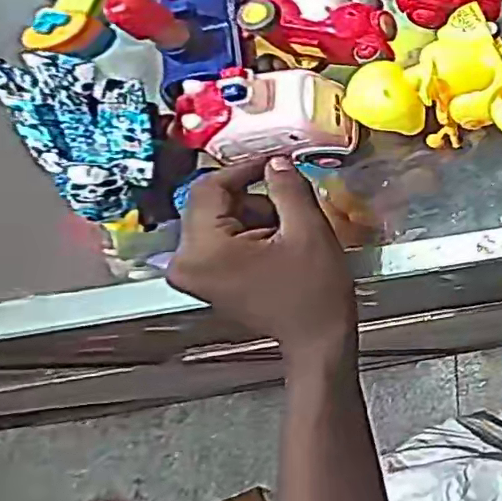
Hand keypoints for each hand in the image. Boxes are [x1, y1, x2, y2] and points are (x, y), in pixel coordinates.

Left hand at [168, 156, 358, 363]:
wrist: (317, 338)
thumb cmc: (315, 289)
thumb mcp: (309, 231)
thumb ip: (288, 189)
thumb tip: (276, 162)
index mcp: (202, 249)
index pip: (209, 188)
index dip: (244, 169)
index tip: (276, 163)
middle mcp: (184, 262)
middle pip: (213, 205)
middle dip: (255, 202)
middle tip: (293, 212)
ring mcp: (192, 274)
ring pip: (220, 222)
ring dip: (256, 219)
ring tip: (290, 237)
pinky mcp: (205, 281)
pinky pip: (222, 241)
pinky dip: (250, 236)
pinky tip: (279, 249)